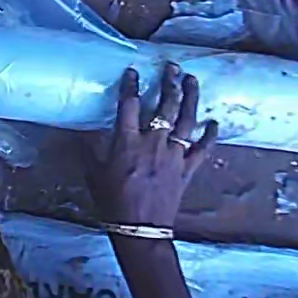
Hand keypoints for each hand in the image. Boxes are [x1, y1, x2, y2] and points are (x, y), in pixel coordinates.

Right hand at [88, 62, 218, 227]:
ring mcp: (174, 155)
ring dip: (190, 98)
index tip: (133, 71)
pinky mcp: (187, 169)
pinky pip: (203, 149)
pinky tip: (215, 122)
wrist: (139, 230)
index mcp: (127, 142)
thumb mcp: (94, 174)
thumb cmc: (112, 202)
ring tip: (192, 80)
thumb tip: (82, 133)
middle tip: (172, 67)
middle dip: (169, 83)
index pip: (129, 104)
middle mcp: (153, 142)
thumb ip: (90, 150)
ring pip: (186, 120)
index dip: (131, 85)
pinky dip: (210, 135)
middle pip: (165, 105)